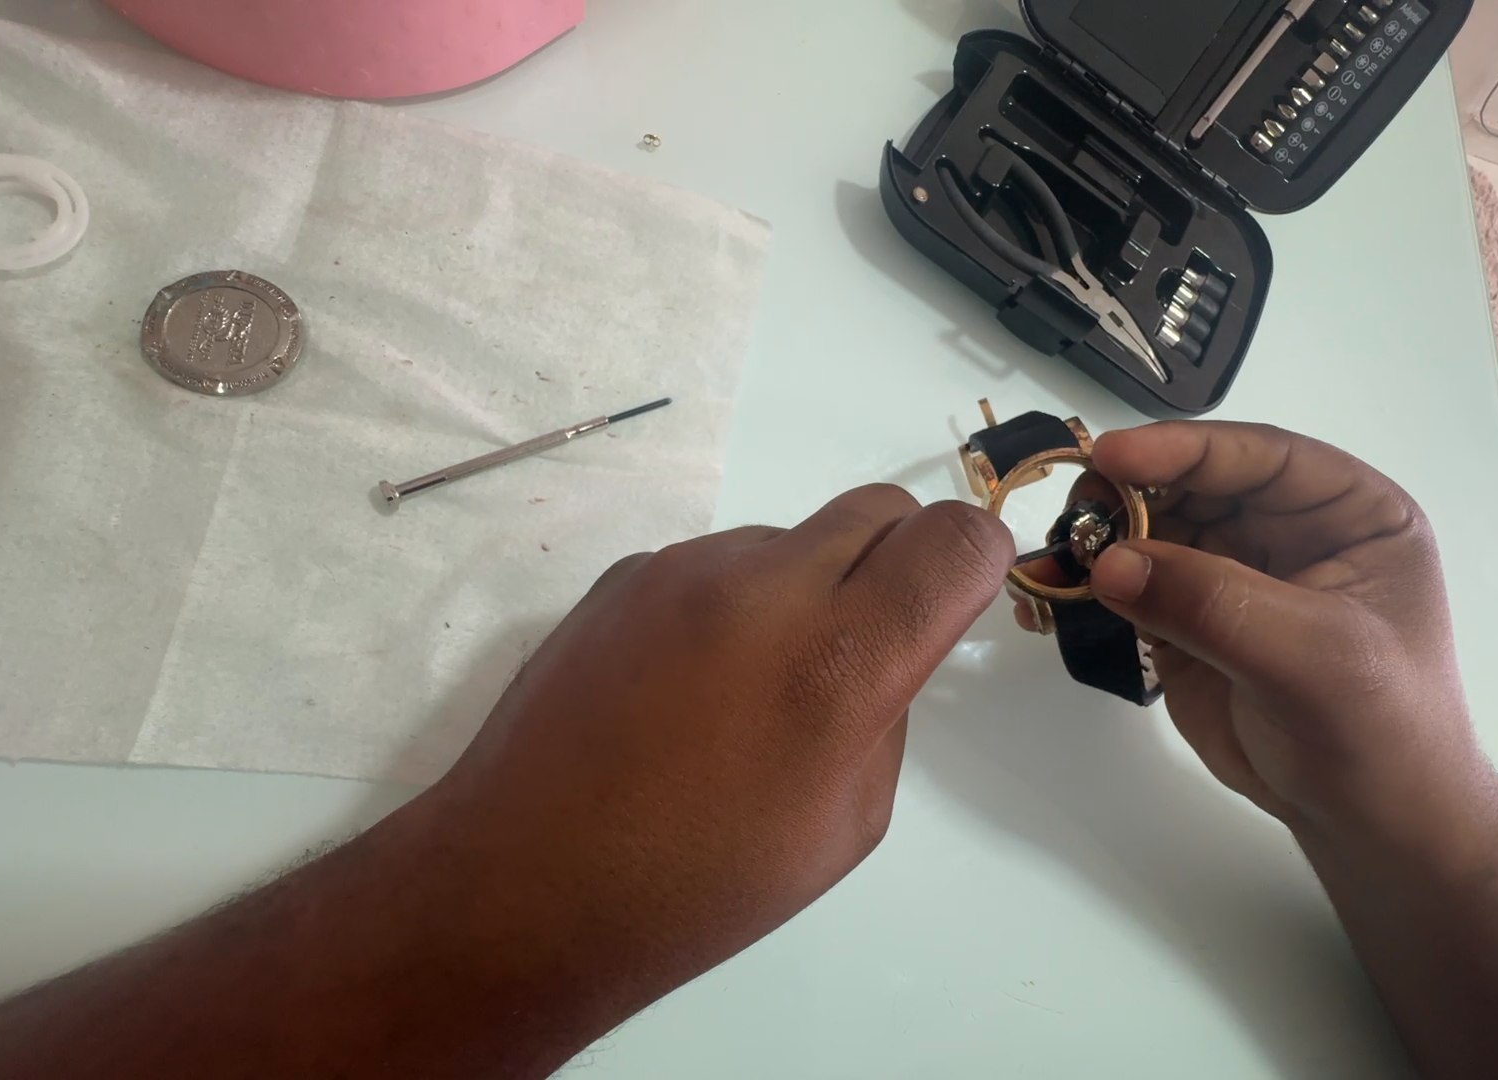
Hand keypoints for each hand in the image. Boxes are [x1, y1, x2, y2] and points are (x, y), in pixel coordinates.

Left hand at [400, 485, 1011, 1043]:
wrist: (520, 883)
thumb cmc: (701, 881)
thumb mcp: (848, 821)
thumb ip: (888, 707)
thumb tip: (884, 642)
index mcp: (837, 662)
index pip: (952, 541)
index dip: (977, 555)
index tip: (960, 593)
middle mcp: (765, 586)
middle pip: (882, 506)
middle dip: (901, 555)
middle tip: (865, 634)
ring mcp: (686, 566)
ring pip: (796, 535)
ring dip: (810, 583)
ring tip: (751, 677)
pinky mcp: (628, 570)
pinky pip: (720, 560)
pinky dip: (737, 598)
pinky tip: (686, 676)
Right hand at [1019, 422, 1495, 845]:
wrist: (1358, 818)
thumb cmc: (1371, 730)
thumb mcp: (1310, 658)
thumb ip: (1212, 603)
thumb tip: (1107, 563)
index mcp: (1342, 515)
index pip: (1259, 457)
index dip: (1184, 449)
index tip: (1110, 455)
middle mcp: (1278, 532)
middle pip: (1189, 487)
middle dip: (1127, 495)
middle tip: (1074, 517)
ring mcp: (1225, 574)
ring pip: (1147, 531)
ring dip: (1096, 539)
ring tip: (1052, 561)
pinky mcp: (1181, 617)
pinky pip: (1124, 584)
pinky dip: (1084, 585)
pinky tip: (1048, 594)